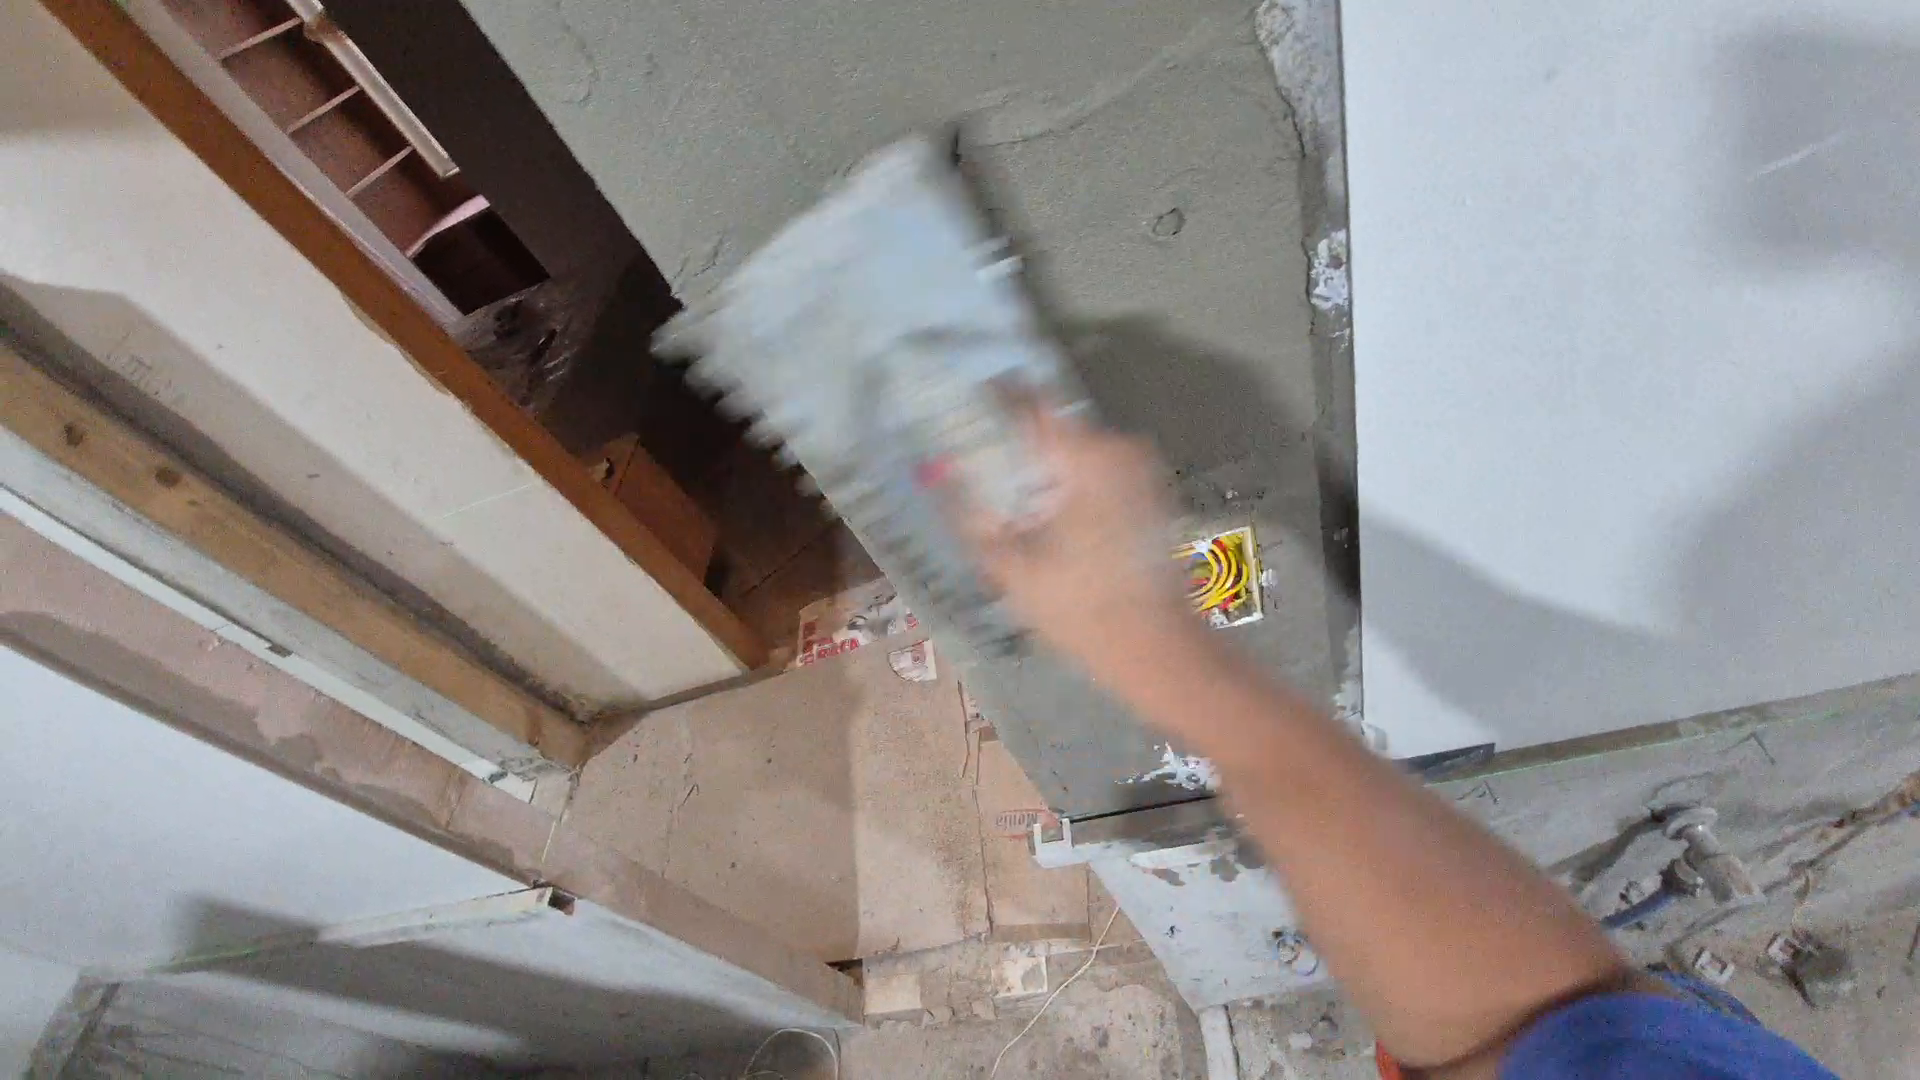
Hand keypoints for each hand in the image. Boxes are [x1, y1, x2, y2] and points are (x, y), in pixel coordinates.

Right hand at [958, 405, 1205, 681]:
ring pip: (1077, 453)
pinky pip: (1099, 473)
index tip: (963, 411)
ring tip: (1011, 503)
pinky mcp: (1152, 494)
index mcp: (1085, 458)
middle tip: (980, 472)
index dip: (993, 403)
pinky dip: (1070, 485)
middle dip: (1016, 448)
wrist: (1156, 648)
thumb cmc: (1079, 608)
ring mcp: (1141, 472)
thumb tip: (940, 480)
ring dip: (1044, 470)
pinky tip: (1049, 521)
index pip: (1031, 405)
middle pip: (1054, 430)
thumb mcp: (1011, 567)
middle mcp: (1119, 450)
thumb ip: (971, 517)